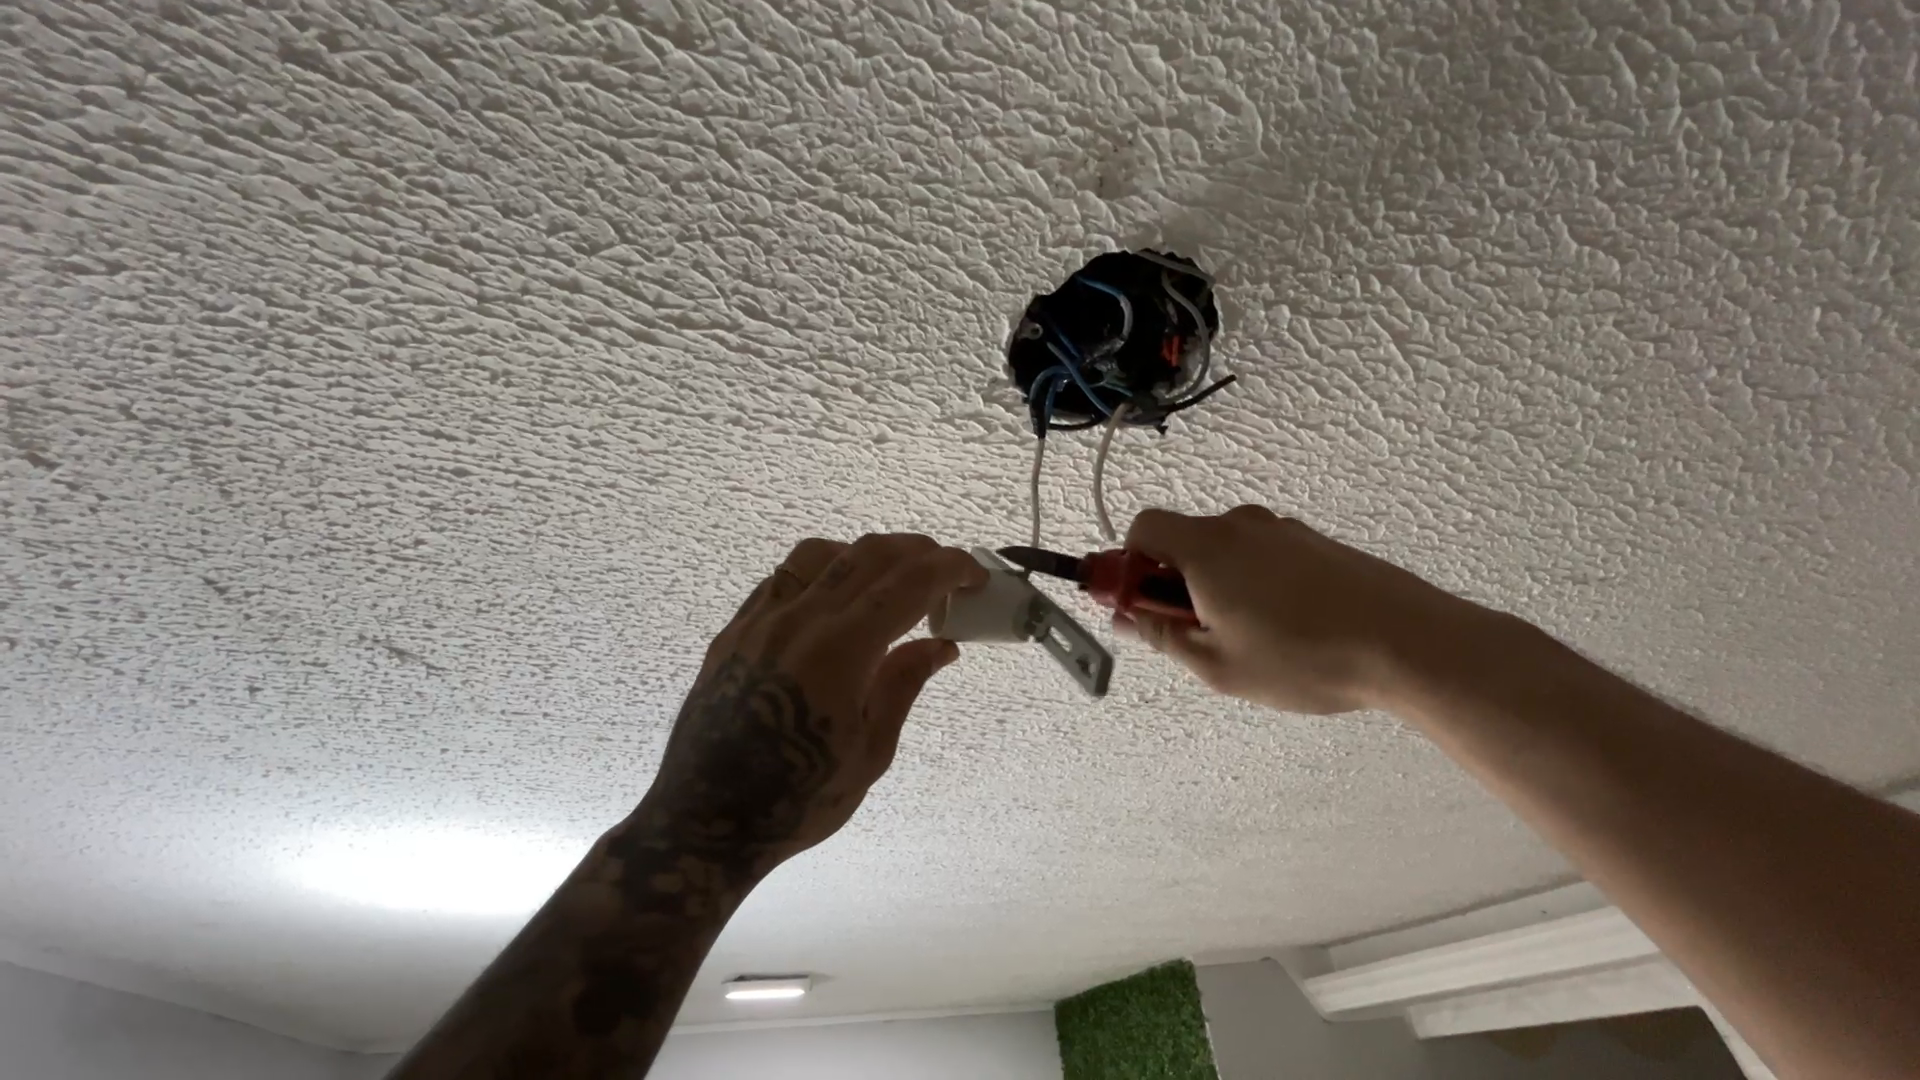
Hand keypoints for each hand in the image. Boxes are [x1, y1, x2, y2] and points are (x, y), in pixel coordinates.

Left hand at [634, 534, 986, 873]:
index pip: (907, 584)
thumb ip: (903, 684)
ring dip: (864, 555)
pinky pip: (782, 579)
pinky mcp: (734, 631)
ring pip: (819, 555)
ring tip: (888, 581)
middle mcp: (798, 619)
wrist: (705, 820)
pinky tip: (832, 602)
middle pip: (867, 555)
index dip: (949, 569)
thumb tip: (941, 645)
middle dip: (917, 552)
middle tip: (946, 572)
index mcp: (840, 650)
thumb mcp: (870, 751)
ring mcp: (760, 620)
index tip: (975, 575)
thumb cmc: (799, 799)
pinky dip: (820, 572)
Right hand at [1118, 506, 1482, 713]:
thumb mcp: (1216, 663)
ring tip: (1248, 639)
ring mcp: (1283, 531)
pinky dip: (1255, 584)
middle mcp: (1241, 526)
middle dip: (1174, 583)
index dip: (1129, 565)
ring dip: (1217, 586)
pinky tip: (1286, 629)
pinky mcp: (1316, 544)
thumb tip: (1127, 618)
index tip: (1140, 603)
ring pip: (1226, 552)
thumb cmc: (1303, 656)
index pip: (1143, 528)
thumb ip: (1161, 635)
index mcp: (1206, 547)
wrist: (1407, 642)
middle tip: (1194, 632)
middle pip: (1184, 540)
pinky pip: (1263, 557)